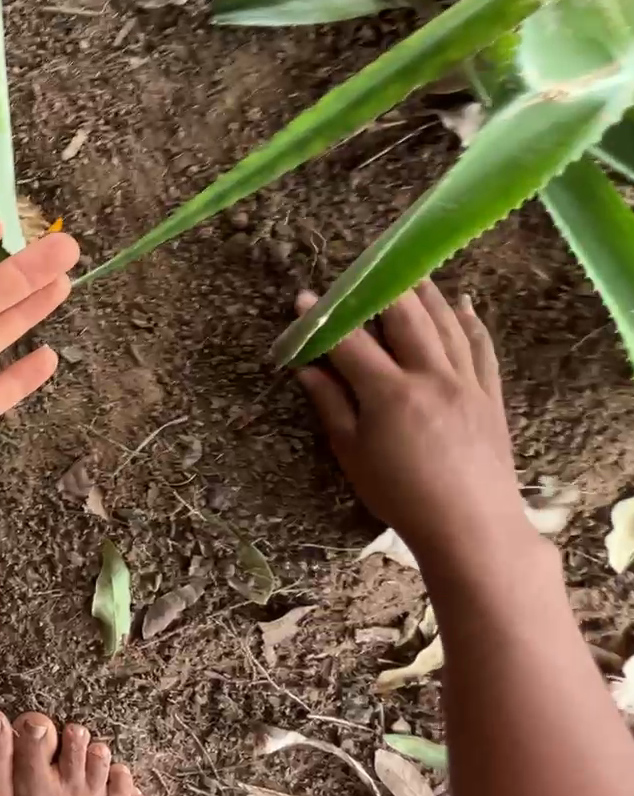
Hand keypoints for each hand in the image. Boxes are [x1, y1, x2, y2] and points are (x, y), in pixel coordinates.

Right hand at [294, 280, 531, 561]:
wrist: (470, 523)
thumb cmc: (396, 491)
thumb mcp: (349, 449)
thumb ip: (331, 402)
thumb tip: (307, 369)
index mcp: (389, 393)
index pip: (350, 344)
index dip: (325, 319)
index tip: (305, 298)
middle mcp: (432, 379)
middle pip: (406, 322)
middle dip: (381, 293)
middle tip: (361, 271)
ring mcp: (467, 384)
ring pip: (446, 326)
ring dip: (425, 296)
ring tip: (408, 272)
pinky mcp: (490, 395)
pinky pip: (480, 347)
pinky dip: (469, 321)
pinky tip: (459, 303)